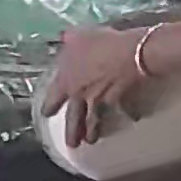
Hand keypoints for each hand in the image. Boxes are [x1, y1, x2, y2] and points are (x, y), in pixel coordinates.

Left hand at [41, 25, 144, 147]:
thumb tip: (65, 38)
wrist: (133, 54)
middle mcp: (82, 95)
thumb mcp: (82, 36)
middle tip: (72, 144)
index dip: (50, 106)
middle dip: (73, 131)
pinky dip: (129, 114)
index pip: (55, 96)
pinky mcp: (123, 102)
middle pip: (75, 116)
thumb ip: (72, 39)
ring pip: (96, 119)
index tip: (48, 115)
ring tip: (93, 140)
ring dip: (95, 130)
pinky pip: (125, 110)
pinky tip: (133, 119)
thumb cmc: (104, 43)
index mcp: (68, 80)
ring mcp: (103, 101)